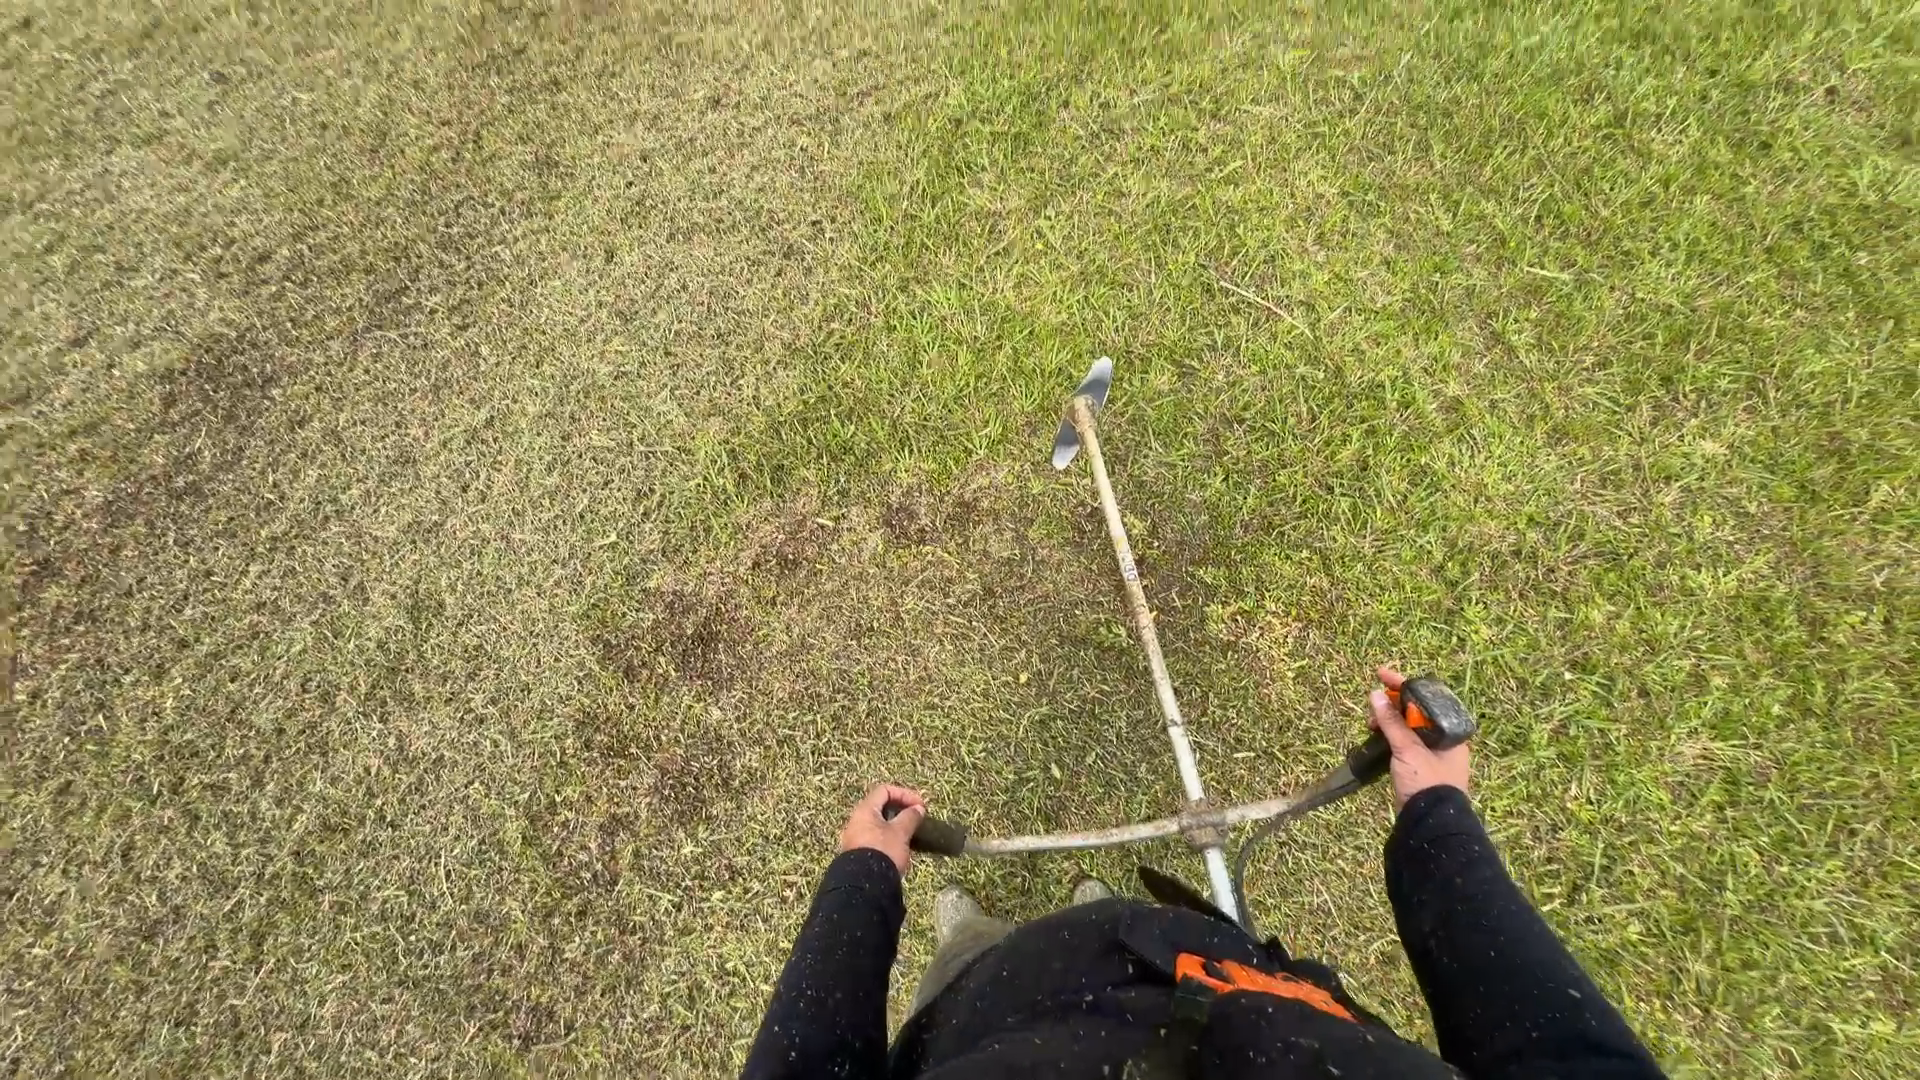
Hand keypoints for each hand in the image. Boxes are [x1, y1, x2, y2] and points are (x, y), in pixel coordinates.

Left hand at [838, 784, 924, 874]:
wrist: (865, 887)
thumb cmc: (883, 852)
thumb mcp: (901, 832)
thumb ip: (911, 817)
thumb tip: (918, 809)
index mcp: (864, 810)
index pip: (885, 791)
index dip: (905, 794)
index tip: (920, 806)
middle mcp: (856, 821)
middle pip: (881, 807)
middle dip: (901, 811)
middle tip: (916, 819)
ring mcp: (855, 838)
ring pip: (879, 825)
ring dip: (896, 827)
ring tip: (911, 836)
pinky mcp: (858, 854)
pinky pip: (876, 839)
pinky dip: (889, 839)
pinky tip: (900, 850)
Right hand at [1369, 665, 1470, 809]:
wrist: (1431, 822)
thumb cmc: (1426, 782)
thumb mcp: (1407, 748)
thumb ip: (1391, 721)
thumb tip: (1375, 694)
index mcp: (1451, 733)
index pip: (1426, 699)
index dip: (1403, 684)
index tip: (1381, 673)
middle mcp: (1445, 740)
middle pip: (1416, 711)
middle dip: (1391, 704)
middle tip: (1372, 705)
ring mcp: (1433, 753)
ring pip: (1407, 726)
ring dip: (1388, 720)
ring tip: (1370, 724)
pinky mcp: (1420, 764)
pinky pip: (1403, 740)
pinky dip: (1389, 734)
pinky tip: (1377, 736)